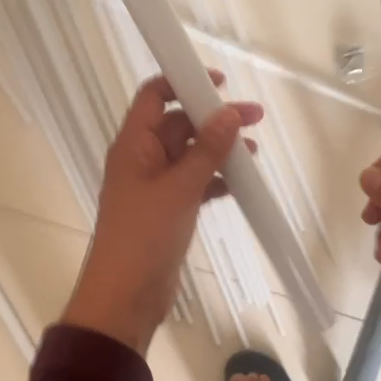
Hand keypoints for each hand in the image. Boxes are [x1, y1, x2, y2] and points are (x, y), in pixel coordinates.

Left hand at [62, 72, 259, 351]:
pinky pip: (194, 183)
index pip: (153, 96)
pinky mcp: (167, 211)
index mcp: (133, 145)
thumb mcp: (179, 190)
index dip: (182, 83)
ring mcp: (155, 187)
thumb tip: (229, 114)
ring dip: (218, 150)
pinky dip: (215, 179)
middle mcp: (142, 160)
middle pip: (178, 124)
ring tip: (254, 150)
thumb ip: (206, 151)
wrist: (125, 297)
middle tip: (255, 118)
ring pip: (190, 155)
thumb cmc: (143, 237)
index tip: (218, 83)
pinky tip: (240, 183)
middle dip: (213, 118)